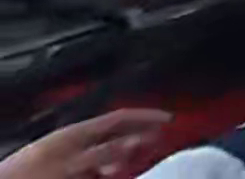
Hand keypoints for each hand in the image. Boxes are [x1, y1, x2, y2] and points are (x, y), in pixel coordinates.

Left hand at [0, 110, 170, 178]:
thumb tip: (144, 138)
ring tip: (125, 169)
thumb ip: (106, 152)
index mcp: (75, 133)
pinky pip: (87, 169)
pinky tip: (106, 175)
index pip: (121, 116)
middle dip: (135, 139)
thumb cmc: (30, 178)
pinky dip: (101, 171)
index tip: (171, 119)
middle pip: (113, 134)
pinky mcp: (56, 175)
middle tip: (154, 145)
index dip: (147, 116)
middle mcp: (71, 142)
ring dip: (118, 159)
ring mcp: (60, 160)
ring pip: (101, 154)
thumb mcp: (69, 165)